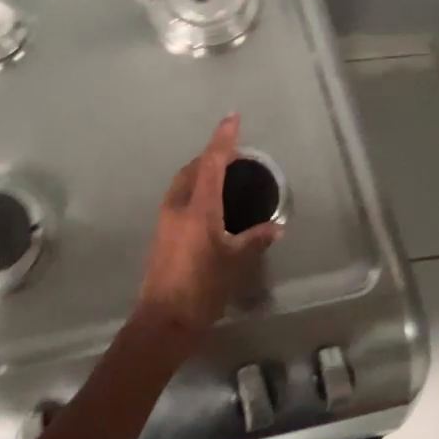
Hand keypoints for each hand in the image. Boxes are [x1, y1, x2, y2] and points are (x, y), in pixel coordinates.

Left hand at [135, 113, 281, 348]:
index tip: (232, 118)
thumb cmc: (203, 287)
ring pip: (184, 182)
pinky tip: (208, 204)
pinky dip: (195, 188)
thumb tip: (276, 226)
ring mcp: (166, 218)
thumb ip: (256, 240)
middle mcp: (179, 204)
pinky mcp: (162, 232)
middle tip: (234, 153)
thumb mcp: (235, 263)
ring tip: (223, 175)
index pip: (212, 161)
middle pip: (194, 167)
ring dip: (201, 171)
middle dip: (212, 155)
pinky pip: (180, 197)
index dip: (224, 138)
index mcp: (198, 206)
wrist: (163, 320)